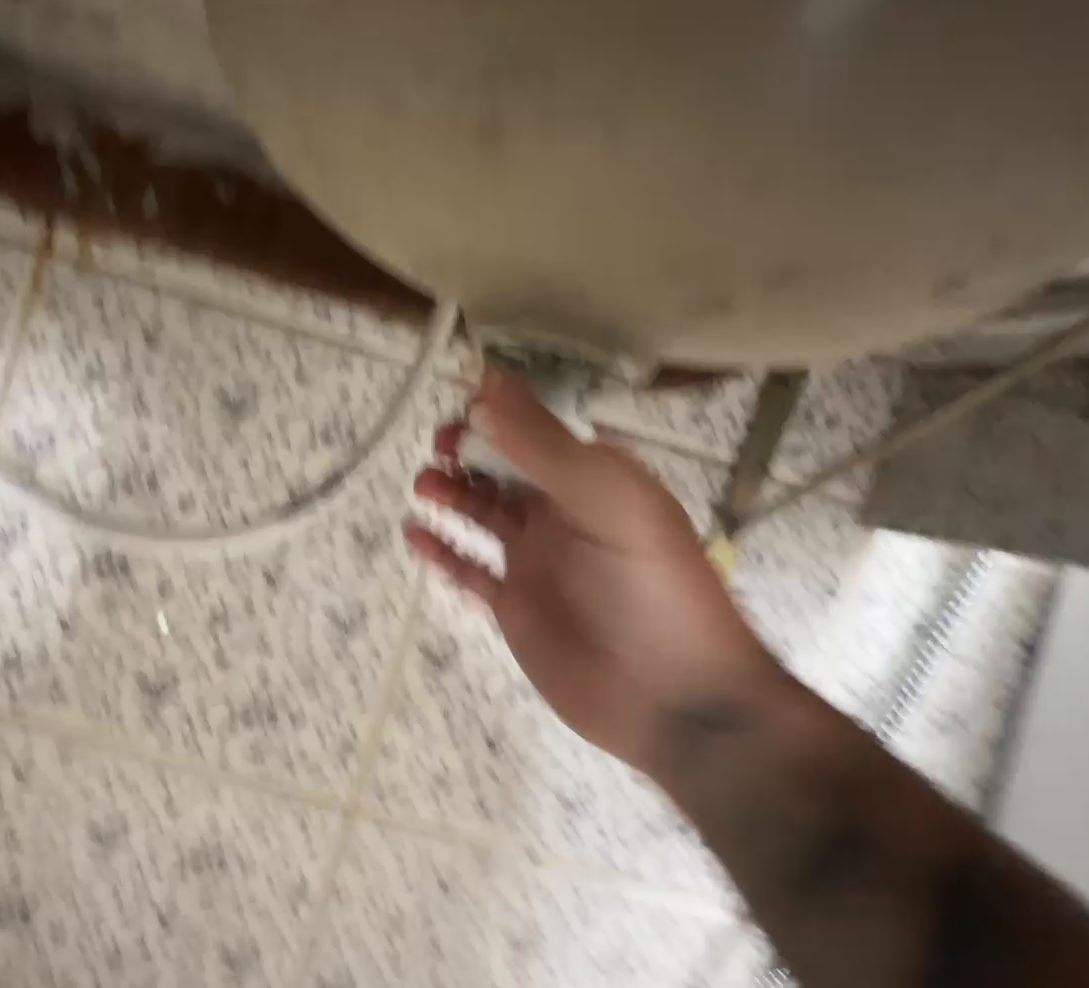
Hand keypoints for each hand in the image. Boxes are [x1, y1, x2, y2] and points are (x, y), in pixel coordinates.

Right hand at [403, 370, 779, 771]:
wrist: (673, 700)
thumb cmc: (648, 588)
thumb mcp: (606, 501)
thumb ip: (543, 446)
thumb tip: (484, 388)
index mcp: (596, 478)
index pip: (541, 427)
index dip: (502, 409)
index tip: (463, 400)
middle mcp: (563, 511)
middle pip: (504, 465)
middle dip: (470, 448)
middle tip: (442, 447)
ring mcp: (536, 559)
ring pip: (481, 512)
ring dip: (450, 492)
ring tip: (425, 487)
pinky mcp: (513, 604)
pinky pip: (468, 567)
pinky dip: (441, 549)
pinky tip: (415, 534)